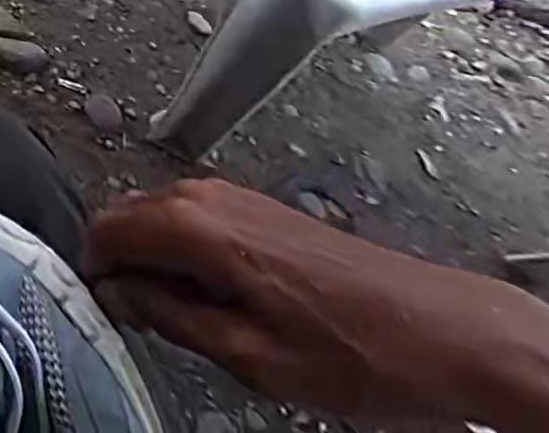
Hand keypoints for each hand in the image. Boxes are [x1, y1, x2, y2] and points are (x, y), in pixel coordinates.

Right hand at [84, 179, 548, 431]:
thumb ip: (167, 317)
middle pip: (122, 217)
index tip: (111, 305)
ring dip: (153, 256)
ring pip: (150, 215)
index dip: (97, 271)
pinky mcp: (247, 200)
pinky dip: (181, 247)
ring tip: (196, 308)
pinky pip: (184, 214)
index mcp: (191, 226)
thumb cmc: (362, 350)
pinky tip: (222, 289)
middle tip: (152, 314)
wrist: (451, 330)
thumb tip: (118, 295)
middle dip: (123, 262)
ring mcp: (223, 192)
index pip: (103, 231)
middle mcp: (198, 195)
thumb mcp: (252, 357)